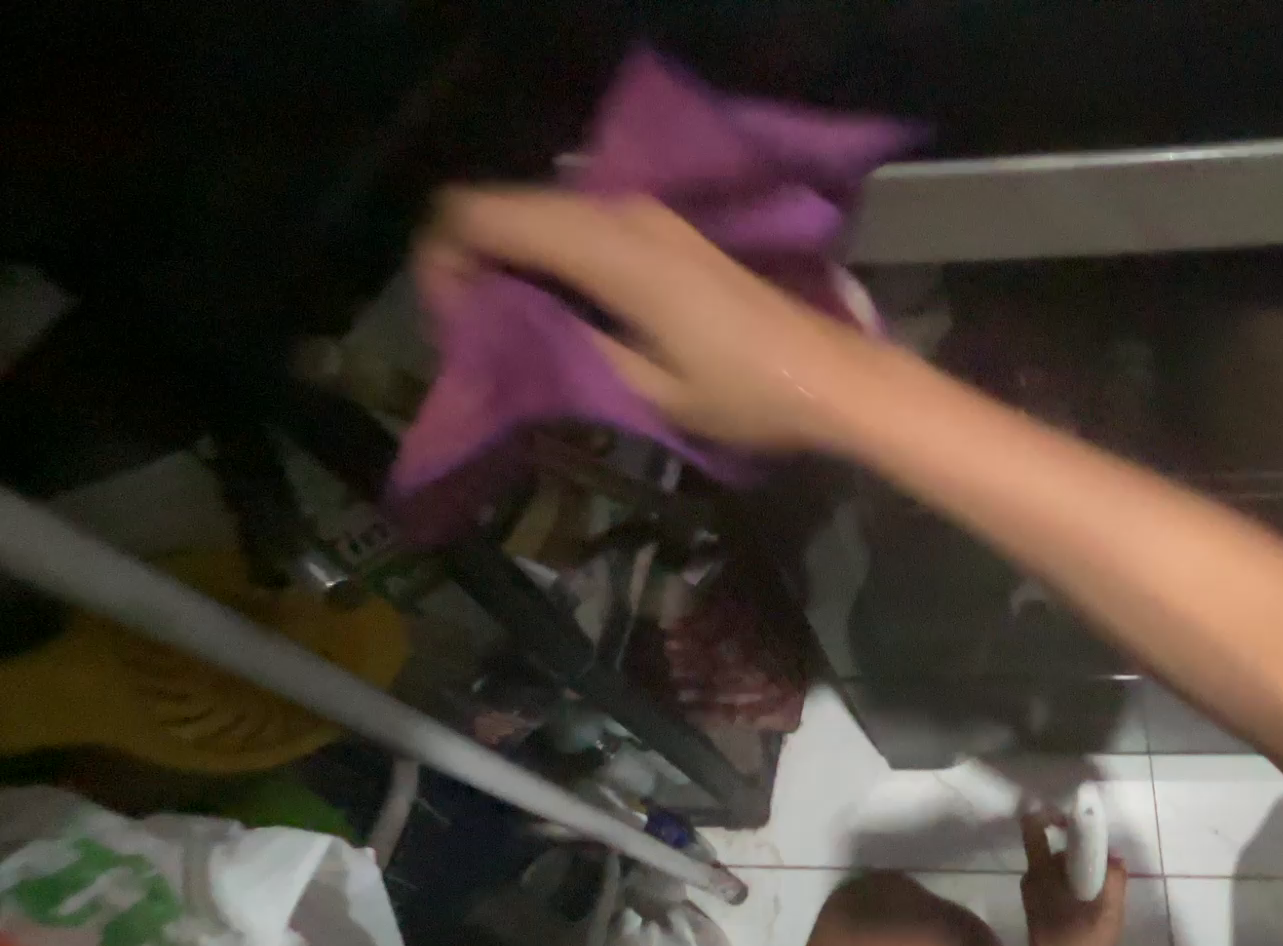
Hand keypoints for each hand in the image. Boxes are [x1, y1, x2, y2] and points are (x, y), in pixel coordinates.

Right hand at [415, 186, 897, 449]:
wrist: (834, 378)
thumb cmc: (749, 396)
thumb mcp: (650, 392)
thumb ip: (567, 349)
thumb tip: (505, 325)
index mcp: (613, 250)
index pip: (480, 215)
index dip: (445, 261)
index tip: (454, 325)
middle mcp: (628, 214)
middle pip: (511, 208)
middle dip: (479, 265)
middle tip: (486, 337)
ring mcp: (659, 220)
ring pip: (553, 218)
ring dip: (523, 265)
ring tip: (528, 333)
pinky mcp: (679, 236)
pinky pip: (593, 231)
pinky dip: (565, 263)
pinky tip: (578, 315)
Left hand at [1018, 807, 1127, 945]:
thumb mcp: (1108, 915)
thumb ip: (1114, 881)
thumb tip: (1115, 857)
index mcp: (1040, 873)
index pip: (1033, 827)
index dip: (1051, 814)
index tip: (1076, 821)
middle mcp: (1031, 879)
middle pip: (1053, 848)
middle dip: (1079, 850)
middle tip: (1105, 867)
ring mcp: (1033, 896)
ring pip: (1057, 868)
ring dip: (1080, 872)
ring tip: (1104, 893)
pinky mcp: (1039, 911)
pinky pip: (1056, 885)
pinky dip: (1075, 887)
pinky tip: (1094, 908)